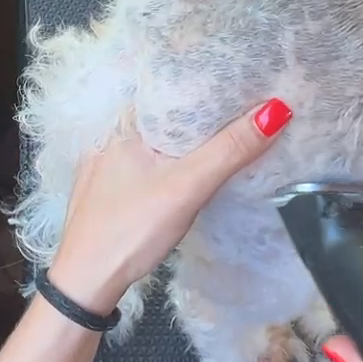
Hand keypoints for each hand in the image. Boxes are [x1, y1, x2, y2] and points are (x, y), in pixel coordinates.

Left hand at [48, 98, 291, 312]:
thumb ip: (230, 149)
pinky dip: (180, 156)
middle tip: (257, 100)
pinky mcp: (111, 183)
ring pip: (164, 137)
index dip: (214, 81)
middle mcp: (112, 131)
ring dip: (197, 136)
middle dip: (210, 110)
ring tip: (240, 125)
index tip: (253, 78)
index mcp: (123, 119)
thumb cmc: (130, 229)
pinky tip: (203, 161)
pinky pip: (154, 157)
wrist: (85, 284)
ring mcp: (108, 158)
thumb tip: (277, 109)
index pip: (175, 85)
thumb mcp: (187, 186)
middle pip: (172, 112)